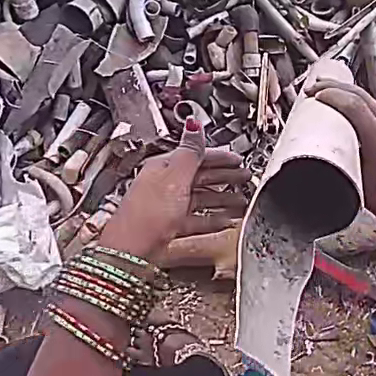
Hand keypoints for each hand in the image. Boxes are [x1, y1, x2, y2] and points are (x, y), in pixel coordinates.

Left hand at [97, 122, 245, 258]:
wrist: (131, 252)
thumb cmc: (147, 214)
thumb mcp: (174, 176)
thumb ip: (190, 151)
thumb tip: (194, 124)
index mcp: (162, 168)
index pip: (196, 157)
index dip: (219, 157)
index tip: (237, 159)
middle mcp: (164, 186)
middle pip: (200, 178)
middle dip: (225, 177)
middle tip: (244, 177)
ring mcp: (168, 208)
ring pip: (201, 199)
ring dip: (223, 199)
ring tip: (241, 200)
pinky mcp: (171, 228)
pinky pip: (199, 219)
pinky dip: (215, 219)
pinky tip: (226, 221)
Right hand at [310, 78, 375, 223]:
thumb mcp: (360, 187)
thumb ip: (342, 170)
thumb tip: (323, 161)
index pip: (354, 105)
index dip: (331, 96)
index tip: (315, 96)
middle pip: (361, 95)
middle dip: (335, 87)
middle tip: (316, 88)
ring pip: (369, 99)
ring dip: (347, 92)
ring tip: (329, 91)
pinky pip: (375, 108)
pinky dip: (358, 102)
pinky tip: (350, 107)